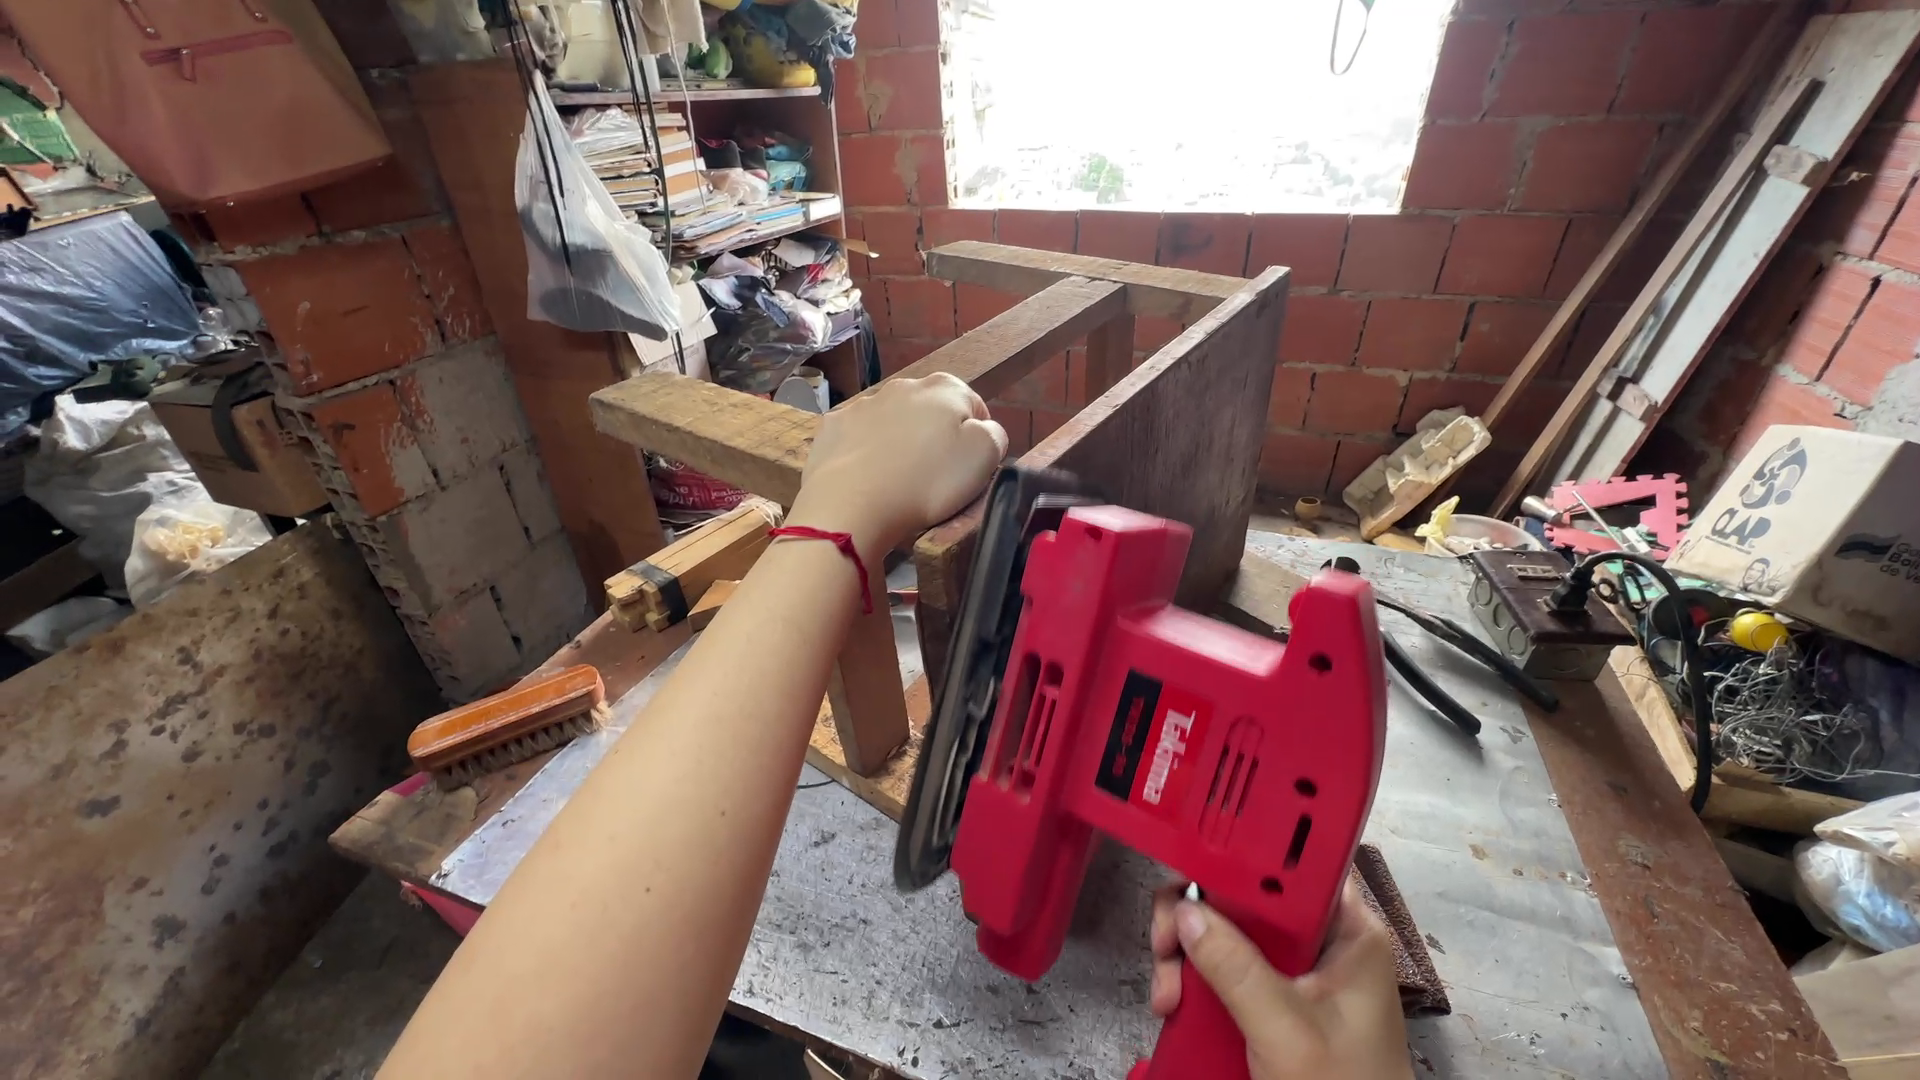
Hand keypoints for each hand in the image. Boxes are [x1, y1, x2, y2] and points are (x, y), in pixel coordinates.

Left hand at [789, 373, 1007, 558]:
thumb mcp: (984, 458)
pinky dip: (866, 453)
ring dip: (900, 444)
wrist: (852, 505)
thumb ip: (994, 435)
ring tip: (899, 482)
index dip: (976, 440)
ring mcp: (862, 405)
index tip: (967, 469)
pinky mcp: (832, 428)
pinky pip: (859, 438)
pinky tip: (868, 478)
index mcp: (945, 387)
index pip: (974, 407)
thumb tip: (984, 430)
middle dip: (935, 438)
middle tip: (934, 478)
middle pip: (931, 412)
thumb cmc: (927, 482)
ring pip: (893, 422)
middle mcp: (903, 385)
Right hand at [1149, 880, 1411, 1079]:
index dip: (1242, 852)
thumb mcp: (1287, 1031)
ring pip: (1224, 929)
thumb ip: (1237, 969)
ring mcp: (1293, 968)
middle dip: (1194, 915)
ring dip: (1184, 954)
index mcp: (1345, 929)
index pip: (1292, 861)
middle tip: (1164, 944)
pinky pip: (1222, 965)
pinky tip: (1174, 1005)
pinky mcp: (1271, 995)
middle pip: (1243, 893)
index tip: (1192, 865)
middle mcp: (1318, 938)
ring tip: (1166, 996)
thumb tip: (1186, 912)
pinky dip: (1193, 980)